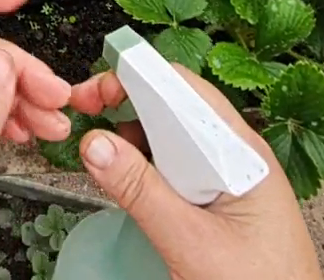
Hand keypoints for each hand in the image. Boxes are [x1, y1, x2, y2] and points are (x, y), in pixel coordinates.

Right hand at [71, 66, 322, 279]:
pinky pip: (174, 165)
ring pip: (169, 134)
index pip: (180, 88)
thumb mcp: (193, 245)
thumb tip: (94, 143)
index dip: (132, 78)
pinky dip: (143, 162)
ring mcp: (226, 178)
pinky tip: (126, 179)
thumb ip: (141, 192)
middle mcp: (234, 155)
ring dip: (130, 132)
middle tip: (84, 111)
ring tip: (98, 148)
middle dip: (124, 100)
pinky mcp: (217, 202)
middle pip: (172, 105)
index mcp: (239, 151)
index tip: (92, 92)